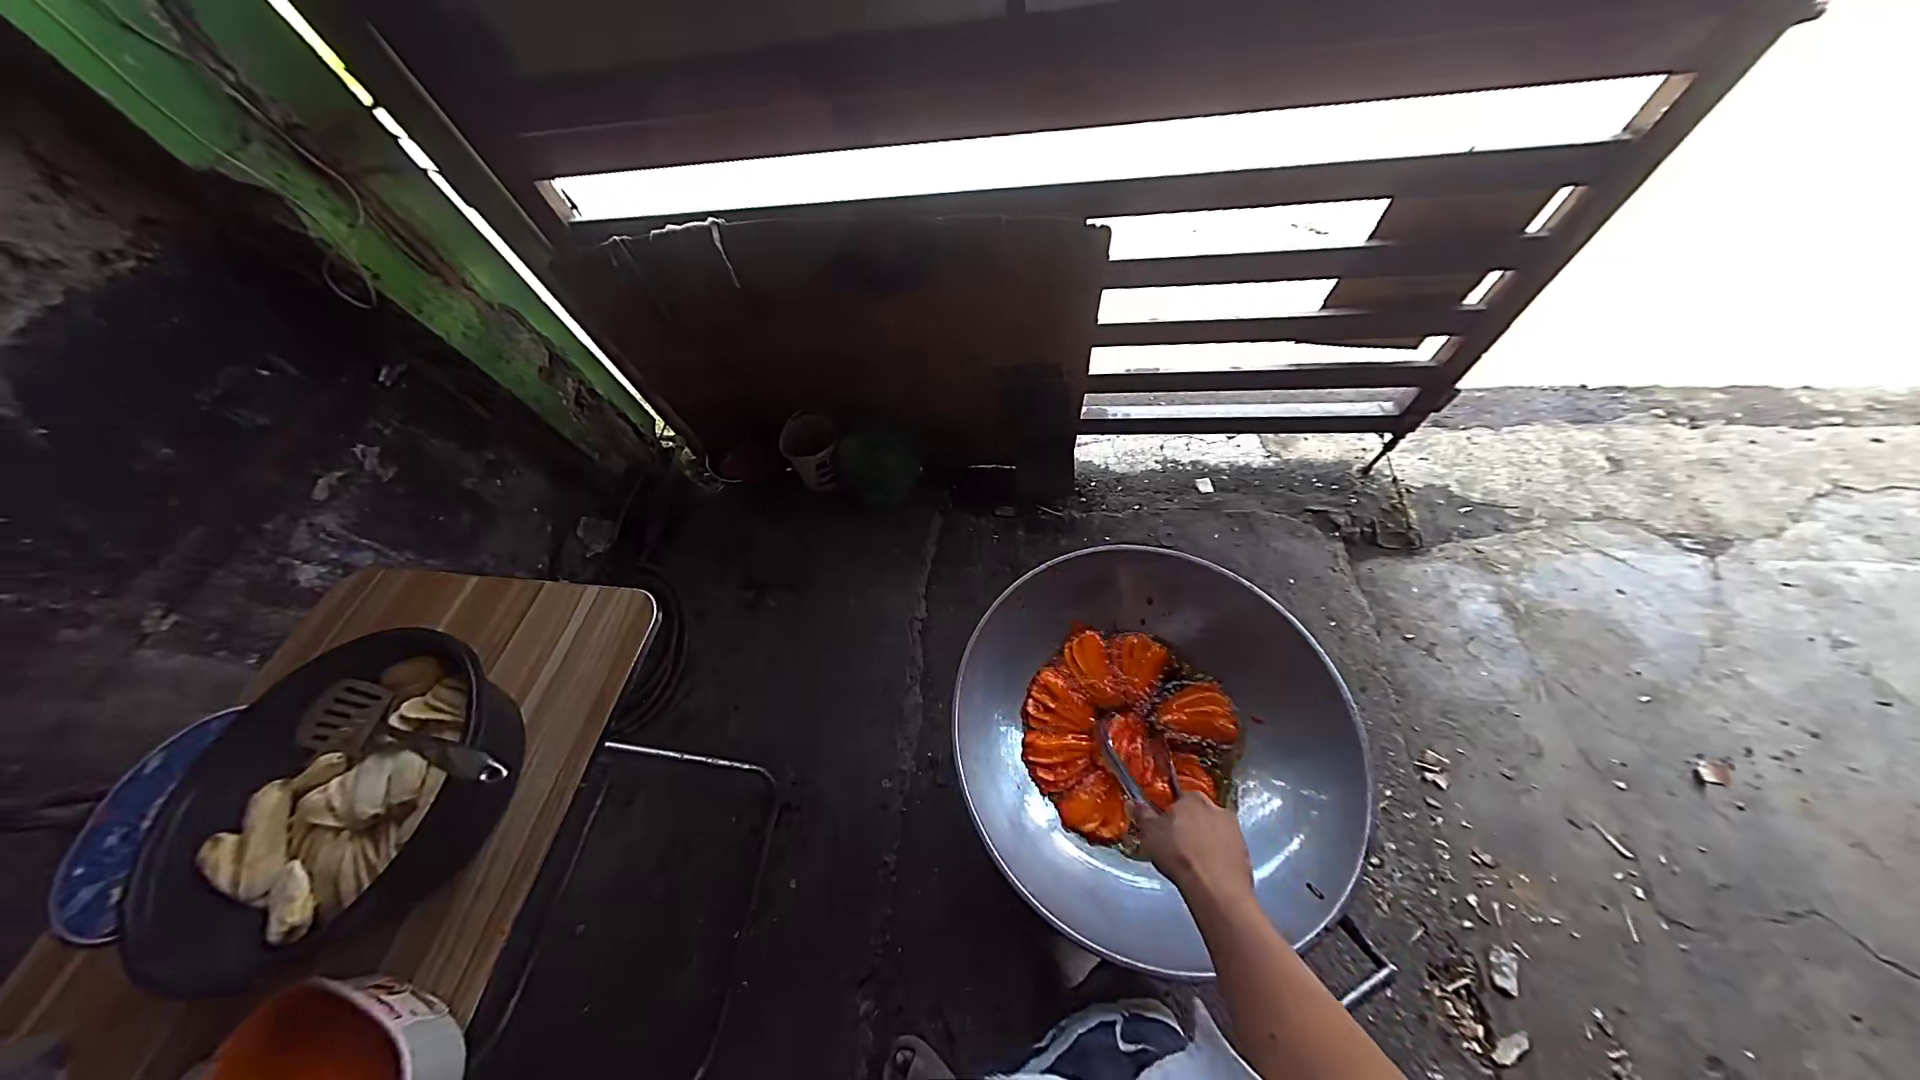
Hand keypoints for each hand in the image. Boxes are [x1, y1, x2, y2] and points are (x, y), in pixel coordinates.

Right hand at [1137, 792, 1254, 908]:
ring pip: (1215, 833)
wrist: (1215, 888)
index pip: (1181, 799)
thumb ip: (1143, 815)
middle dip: (1190, 827)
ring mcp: (1236, 831)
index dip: (1171, 815)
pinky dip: (1218, 859)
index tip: (1165, 830)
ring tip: (1192, 864)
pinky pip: (1227, 851)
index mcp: (1194, 798)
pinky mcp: (1246, 853)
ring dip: (1206, 843)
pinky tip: (1207, 874)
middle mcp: (1218, 808)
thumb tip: (1135, 803)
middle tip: (1177, 847)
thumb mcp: (1150, 833)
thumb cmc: (1178, 854)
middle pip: (1200, 815)